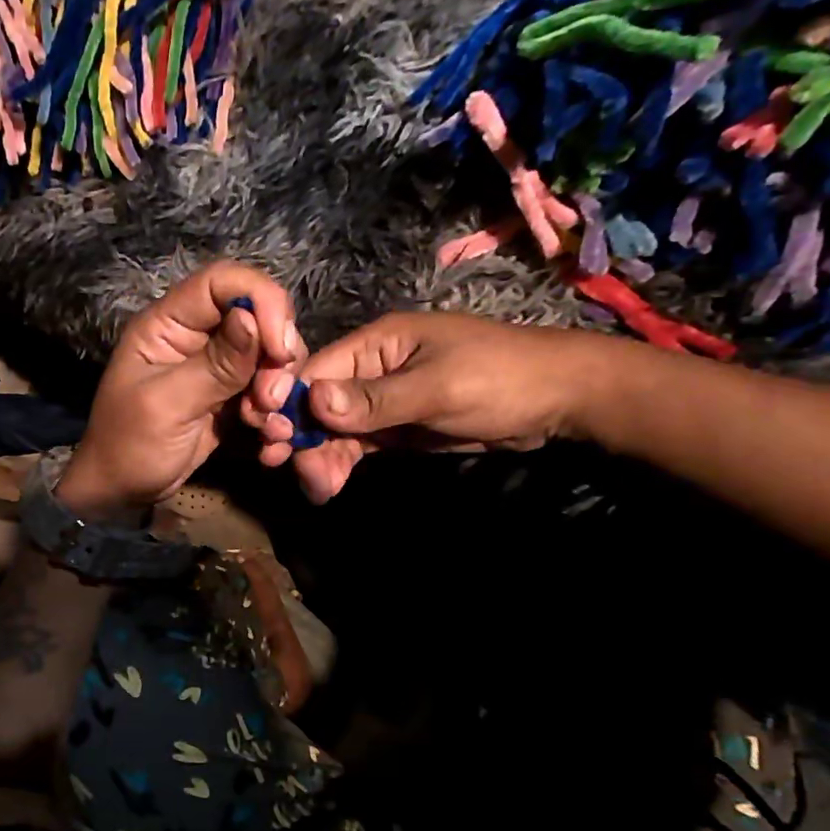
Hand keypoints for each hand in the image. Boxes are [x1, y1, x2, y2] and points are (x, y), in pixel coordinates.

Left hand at [56, 263, 303, 516]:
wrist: (121, 494)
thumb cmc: (128, 446)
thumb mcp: (166, 406)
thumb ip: (213, 365)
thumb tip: (253, 320)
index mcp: (167, 324)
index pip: (222, 282)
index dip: (261, 301)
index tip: (280, 346)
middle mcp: (195, 336)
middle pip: (257, 316)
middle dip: (276, 356)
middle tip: (272, 398)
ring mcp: (215, 366)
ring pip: (268, 355)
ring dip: (278, 388)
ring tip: (266, 425)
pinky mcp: (230, 396)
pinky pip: (266, 389)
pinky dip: (275, 412)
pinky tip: (270, 439)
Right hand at [242, 312, 626, 503]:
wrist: (558, 400)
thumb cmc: (500, 378)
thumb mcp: (438, 388)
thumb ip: (376, 398)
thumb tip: (314, 401)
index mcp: (377, 343)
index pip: (316, 370)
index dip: (288, 402)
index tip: (270, 435)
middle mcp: (371, 367)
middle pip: (319, 402)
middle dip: (302, 434)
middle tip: (289, 468)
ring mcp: (382, 399)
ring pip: (334, 428)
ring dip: (319, 455)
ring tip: (317, 487)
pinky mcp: (396, 426)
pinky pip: (356, 444)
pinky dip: (340, 463)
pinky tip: (329, 485)